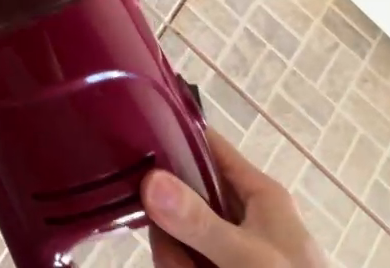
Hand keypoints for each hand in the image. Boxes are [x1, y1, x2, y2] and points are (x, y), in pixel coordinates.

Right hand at [143, 131, 325, 267]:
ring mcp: (231, 245)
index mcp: (258, 194)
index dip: (169, 134)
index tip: (130, 144)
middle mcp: (241, 213)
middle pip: (180, 193)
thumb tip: (148, 178)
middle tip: (169, 250)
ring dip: (174, 257)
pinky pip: (185, 258)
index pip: (205, 143)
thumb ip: (199, 222)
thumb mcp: (249, 259)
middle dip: (168, 225)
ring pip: (177, 231)